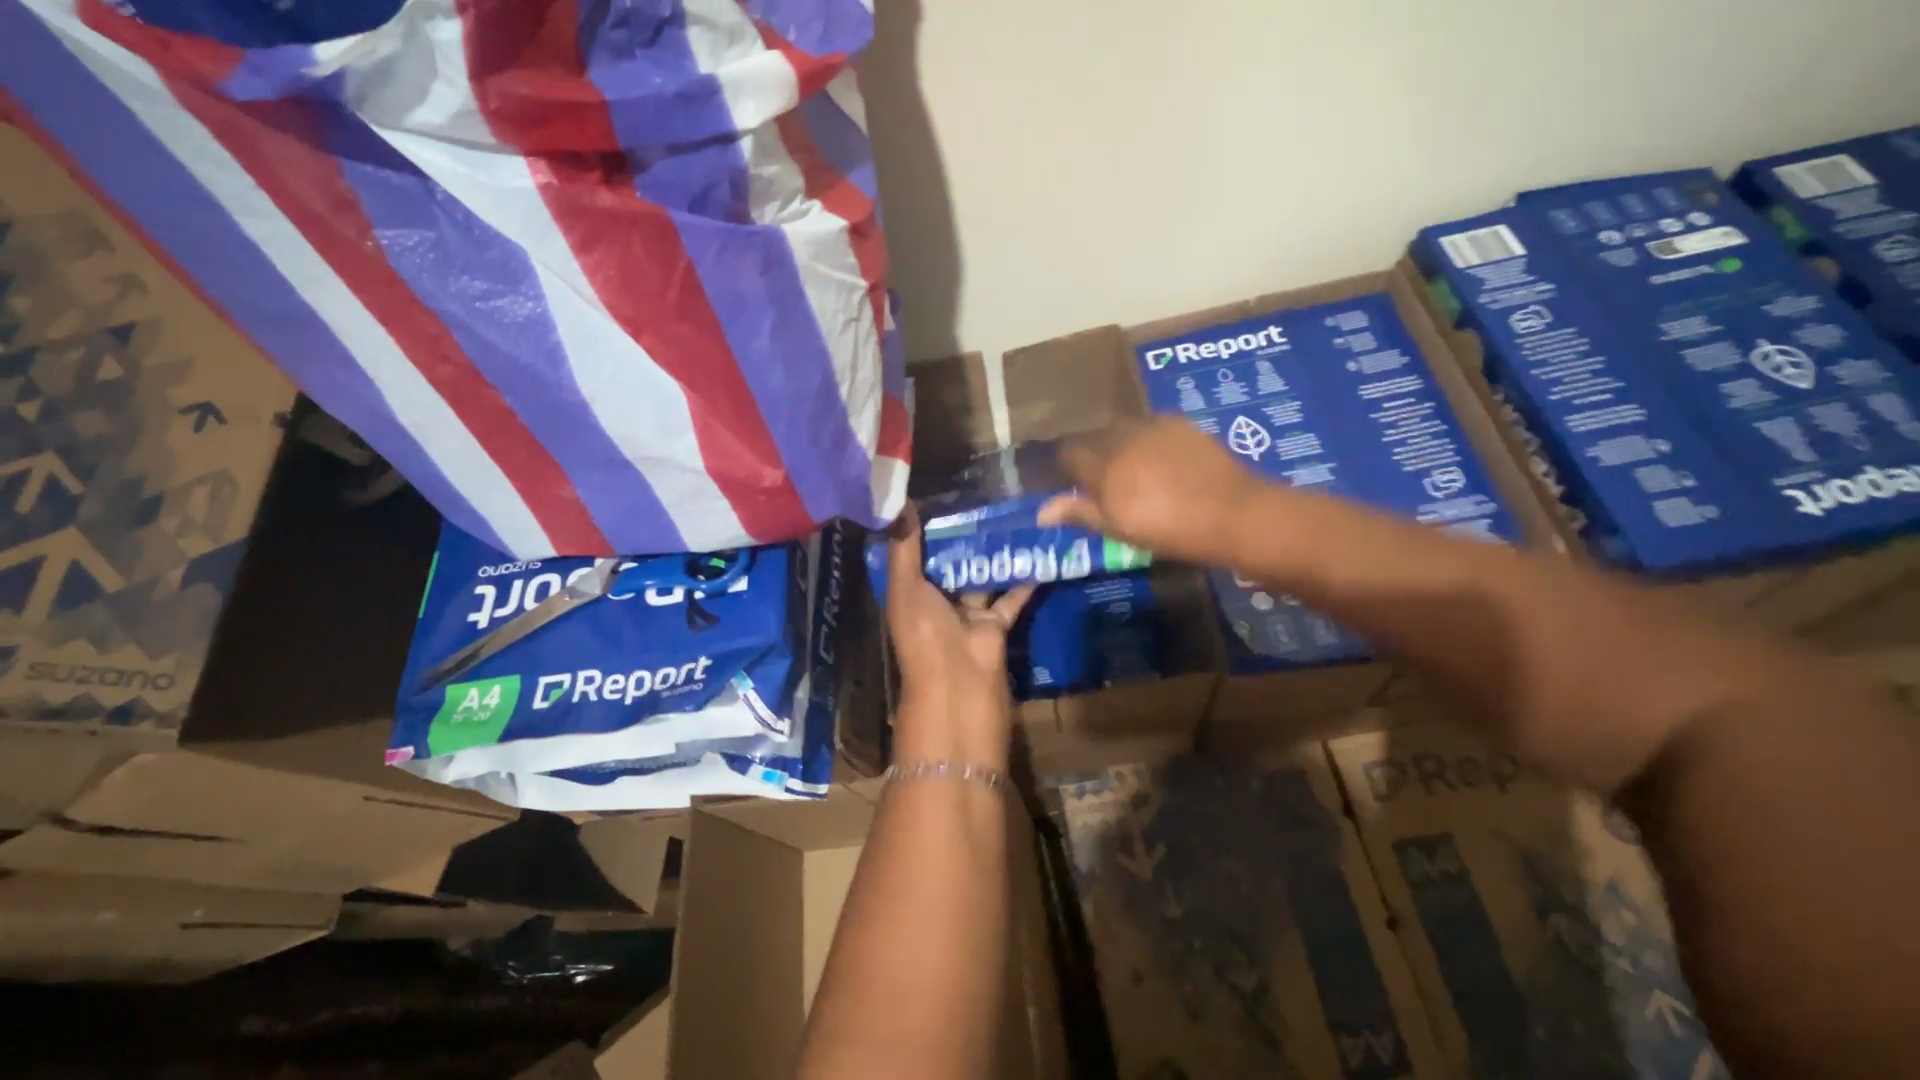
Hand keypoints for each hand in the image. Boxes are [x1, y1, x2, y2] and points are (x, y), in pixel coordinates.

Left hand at [885, 507, 1033, 764]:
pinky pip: (1011, 596)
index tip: (945, 493)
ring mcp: (968, 613)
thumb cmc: (923, 632)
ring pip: (984, 575)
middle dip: (967, 536)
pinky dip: (1023, 579)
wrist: (957, 682)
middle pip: (954, 562)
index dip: (928, 527)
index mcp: (910, 592)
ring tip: (1013, 516)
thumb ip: (905, 546)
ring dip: (996, 553)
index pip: (917, 553)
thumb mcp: (906, 586)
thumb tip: (902, 501)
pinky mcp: (996, 623)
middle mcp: (938, 600)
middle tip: (987, 497)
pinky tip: (1036, 551)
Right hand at [1039, 417, 1266, 563]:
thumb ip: (1081, 513)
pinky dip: (1150, 441)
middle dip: (1096, 456)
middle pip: (1096, 439)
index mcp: (1104, 466)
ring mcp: (1154, 427)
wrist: (1234, 514)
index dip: (1068, 469)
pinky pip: (1153, 427)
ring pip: (1124, 430)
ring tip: (1139, 471)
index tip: (1077, 487)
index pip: (1068, 454)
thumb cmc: (1171, 531)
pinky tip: (1166, 463)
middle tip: (1110, 484)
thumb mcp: (1120, 530)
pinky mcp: (1181, 424)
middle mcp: (1123, 438)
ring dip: (1123, 446)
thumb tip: (1042, 512)